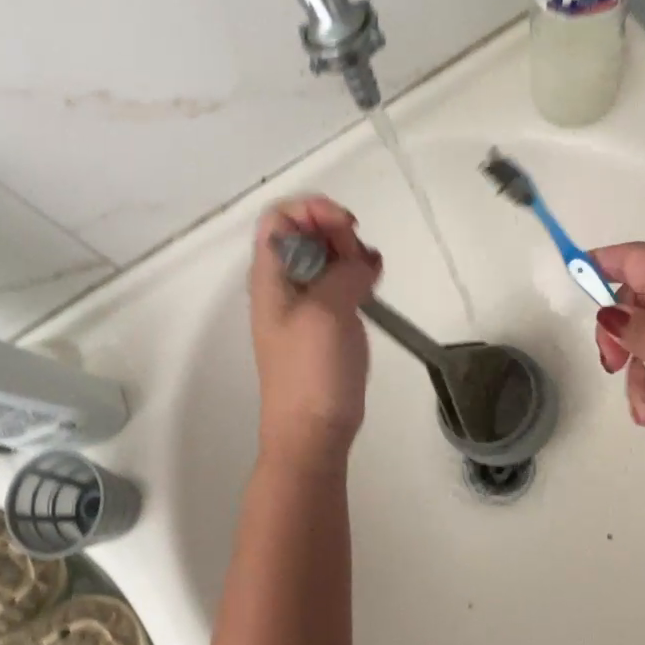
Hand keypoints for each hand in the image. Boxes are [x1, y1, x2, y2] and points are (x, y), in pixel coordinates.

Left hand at [249, 197, 382, 464]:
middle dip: (337, 232)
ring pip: (326, 258)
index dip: (313, 210)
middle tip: (359, 260)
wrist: (312, 433)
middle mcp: (284, 284)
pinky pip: (340, 284)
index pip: (281, 217)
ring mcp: (306, 305)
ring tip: (371, 276)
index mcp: (271, 276)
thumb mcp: (326, 312)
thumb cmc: (312, 372)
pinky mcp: (326, 325)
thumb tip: (362, 261)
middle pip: (306, 232)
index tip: (348, 229)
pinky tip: (373, 288)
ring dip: (351, 254)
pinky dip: (358, 277)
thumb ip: (343, 272)